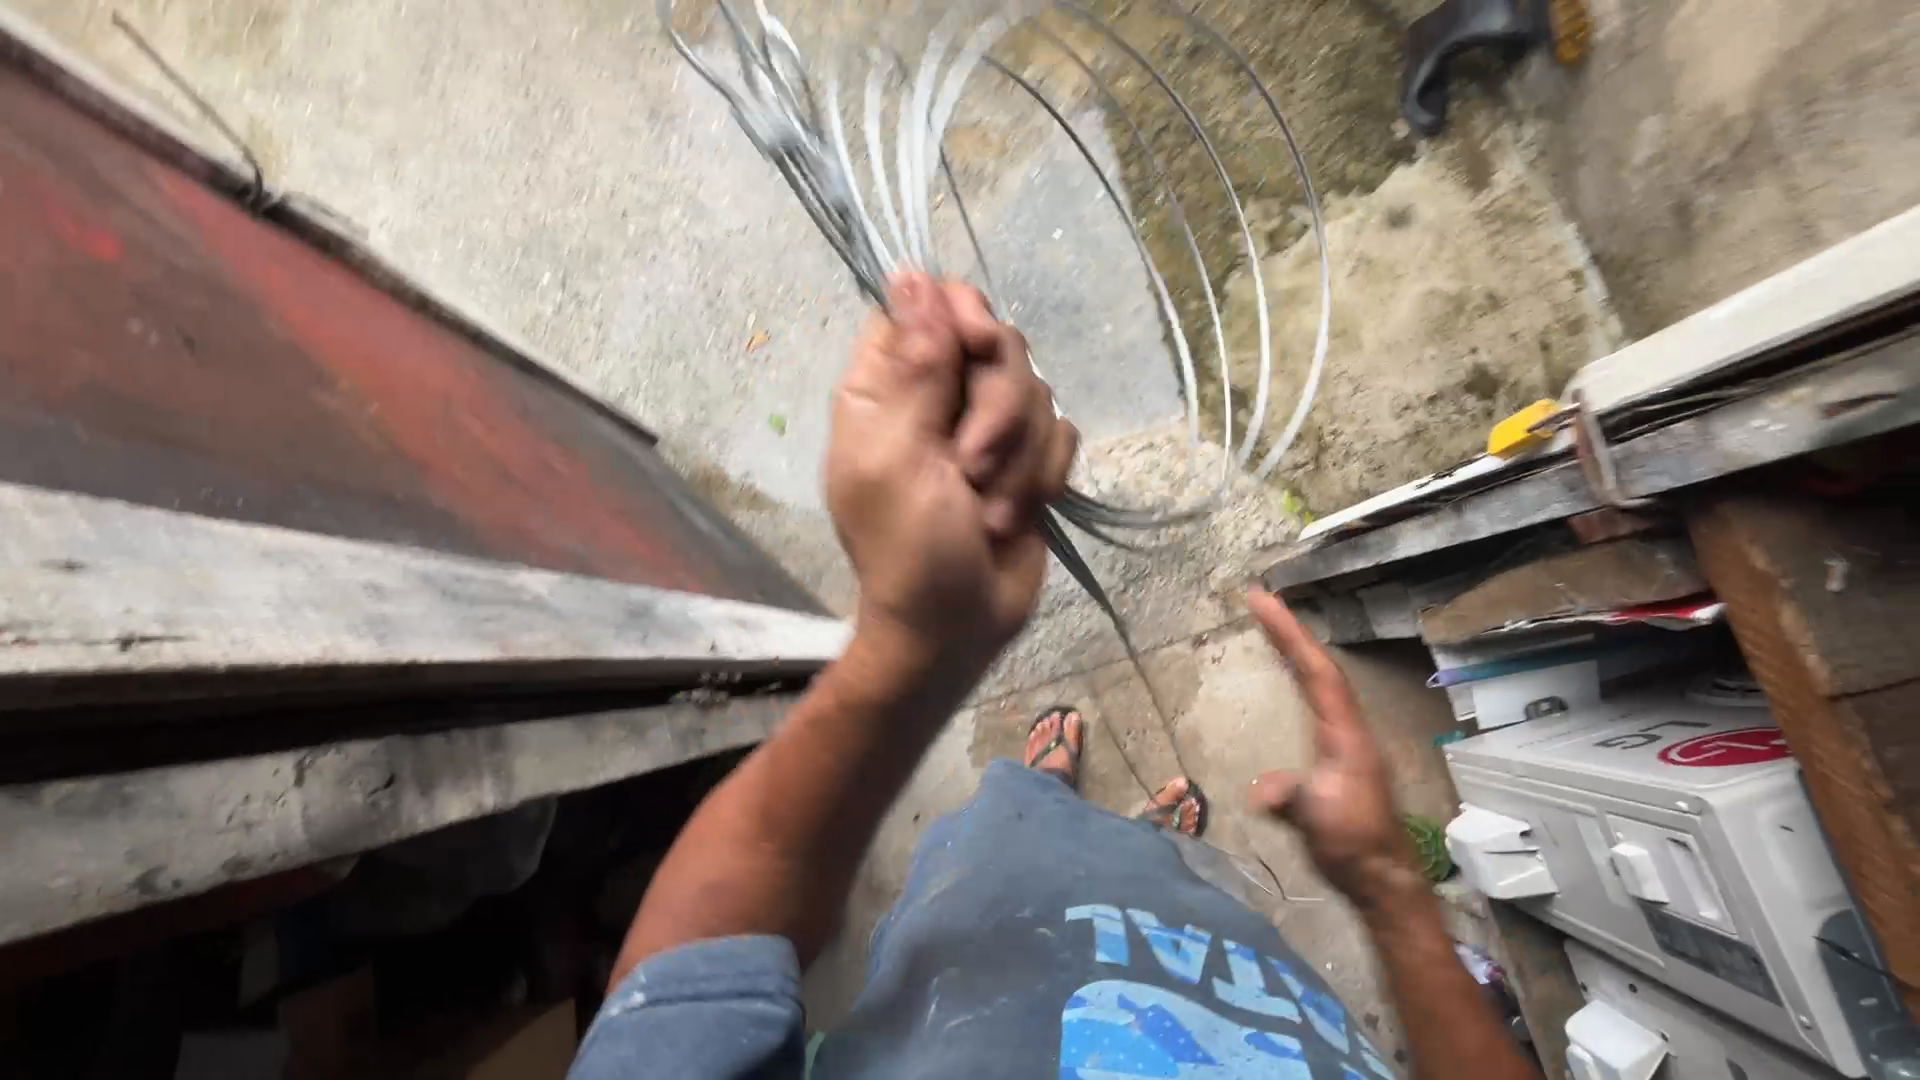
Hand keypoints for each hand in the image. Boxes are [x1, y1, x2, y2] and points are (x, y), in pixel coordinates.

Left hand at [827, 273, 1078, 678]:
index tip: (977, 347)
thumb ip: (912, 367)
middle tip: (970, 464)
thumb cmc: (910, 549)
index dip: (958, 315)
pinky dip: (1042, 473)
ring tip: (987, 508)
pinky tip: (1016, 511)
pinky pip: (1061, 432)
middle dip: (996, 406)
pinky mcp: (1027, 459)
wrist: (956, 626)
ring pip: (1033, 389)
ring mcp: (986, 428)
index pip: (926, 306)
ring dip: (1017, 455)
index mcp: (885, 388)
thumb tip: (910, 273)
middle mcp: (937, 397)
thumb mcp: (897, 458)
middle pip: (993, 342)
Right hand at [1245, 588, 1424, 910]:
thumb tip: (1263, 790)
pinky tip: (1285, 675)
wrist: (1381, 879)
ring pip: (1321, 679)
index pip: (1317, 672)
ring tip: (1270, 625)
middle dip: (1291, 630)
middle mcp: (1348, 727)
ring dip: (1295, 648)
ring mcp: (1345, 739)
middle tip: (1259, 599)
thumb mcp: (1321, 824)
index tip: (1261, 600)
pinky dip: (1297, 673)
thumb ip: (1295, 801)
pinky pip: (1315, 697)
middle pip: (1319, 666)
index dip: (1290, 634)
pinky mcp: (1338, 752)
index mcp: (1346, 734)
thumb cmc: (1353, 848)